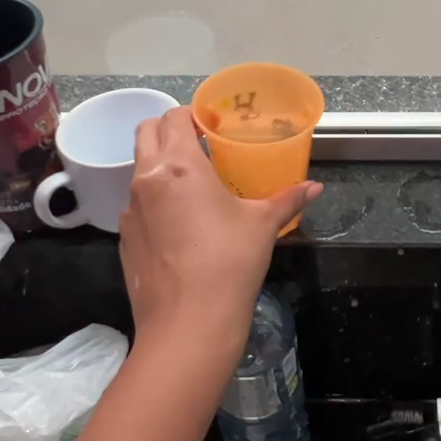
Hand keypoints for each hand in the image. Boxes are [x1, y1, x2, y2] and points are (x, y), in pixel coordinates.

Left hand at [118, 106, 320, 368]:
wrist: (187, 325)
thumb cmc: (230, 263)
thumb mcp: (263, 225)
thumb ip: (287, 199)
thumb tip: (314, 188)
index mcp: (179, 165)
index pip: (174, 117)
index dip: (194, 115)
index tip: (215, 126)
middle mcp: (146, 179)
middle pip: (146, 132)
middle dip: (170, 130)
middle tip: (201, 145)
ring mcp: (131, 210)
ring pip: (138, 169)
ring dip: (161, 165)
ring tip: (194, 186)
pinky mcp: (125, 239)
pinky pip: (139, 205)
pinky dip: (156, 201)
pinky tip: (182, 226)